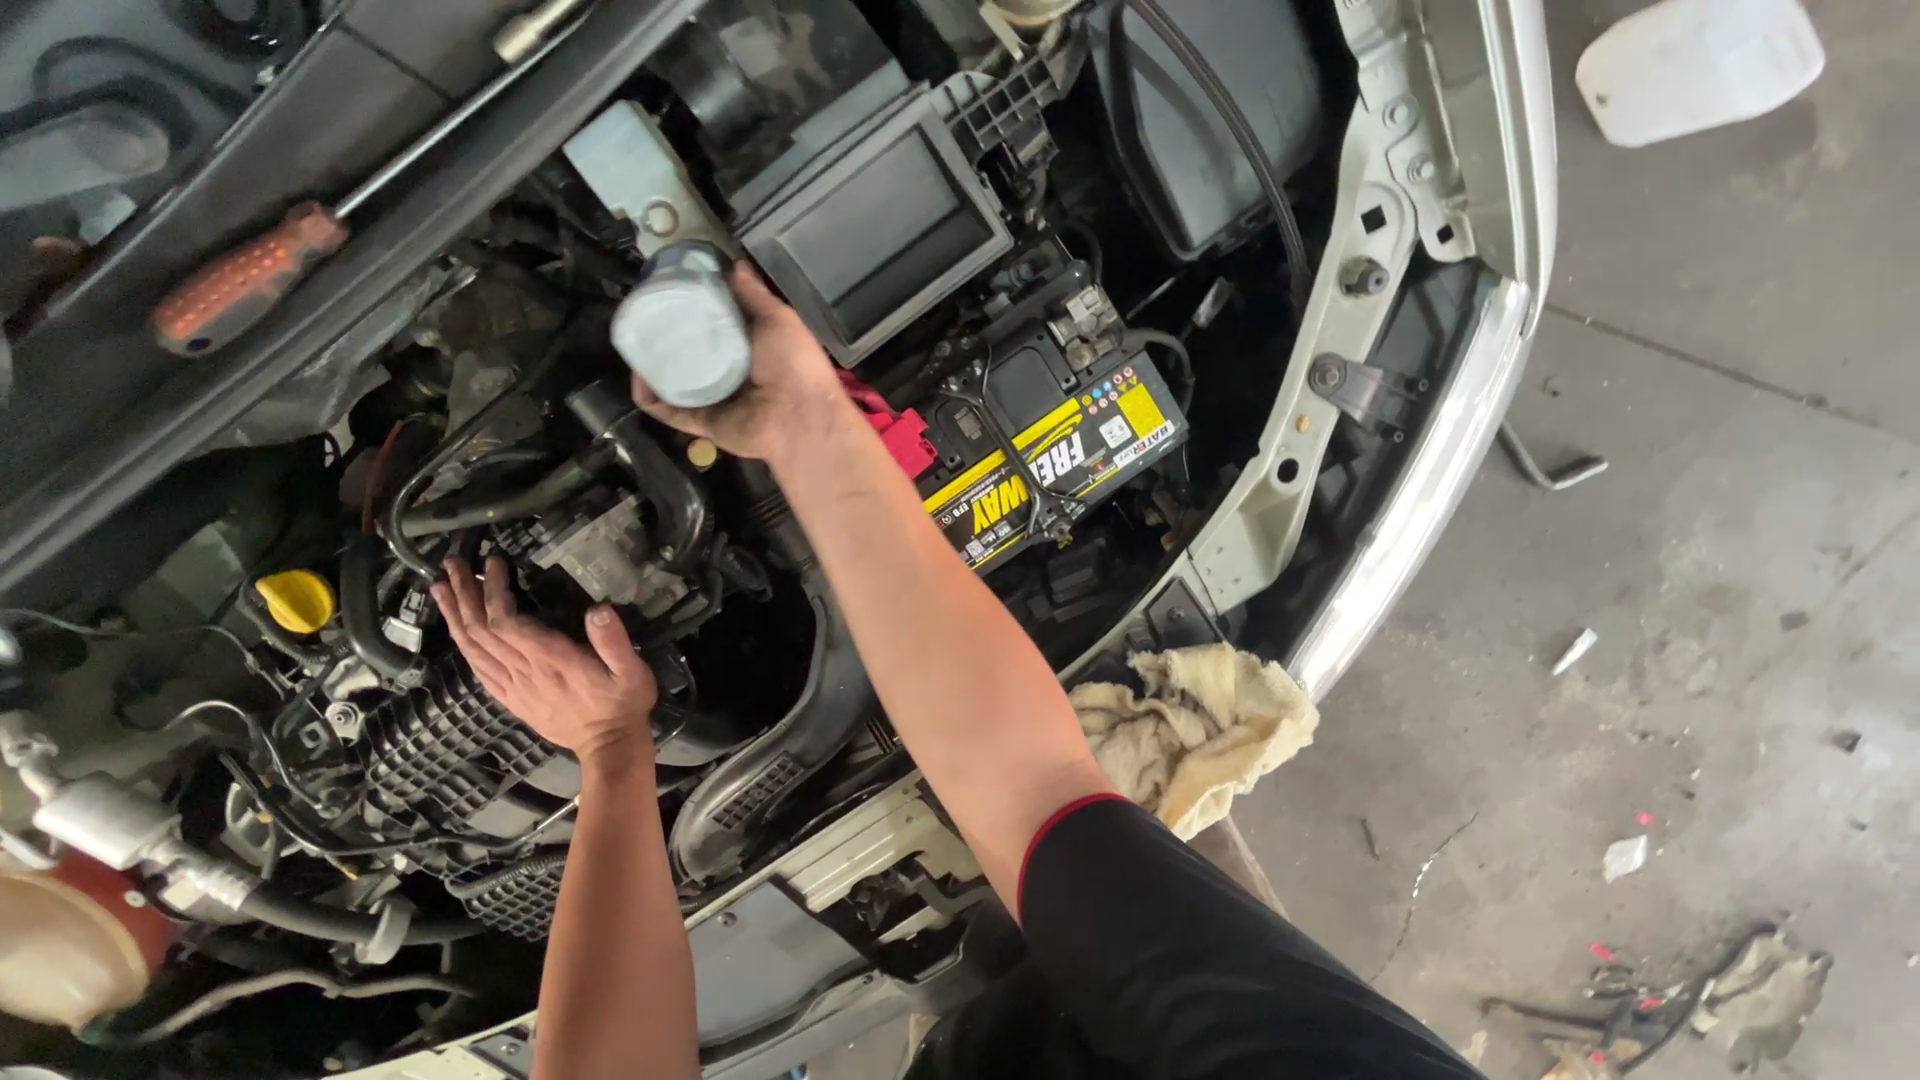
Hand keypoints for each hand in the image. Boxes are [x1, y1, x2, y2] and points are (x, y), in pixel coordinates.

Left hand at [430, 556, 657, 766]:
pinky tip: (457, 629)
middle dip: (465, 594)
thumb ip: (615, 641)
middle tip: (453, 564)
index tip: (493, 563)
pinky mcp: (511, 698)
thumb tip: (599, 610)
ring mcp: (514, 687)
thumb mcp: (632, 671)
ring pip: (473, 648)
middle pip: (481, 630)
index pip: (507, 622)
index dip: (493, 591)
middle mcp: (524, 672)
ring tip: (441, 587)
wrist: (609, 746)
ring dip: (455, 615)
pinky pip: (478, 668)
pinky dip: (463, 644)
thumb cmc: (623, 703)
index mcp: (551, 660)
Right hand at [632, 263, 846, 461]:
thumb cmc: (794, 364)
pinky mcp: (701, 421)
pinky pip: (666, 409)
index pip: (711, 326)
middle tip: (644, 312)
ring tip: (633, 339)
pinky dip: (648, 395)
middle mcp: (727, 373)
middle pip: (688, 352)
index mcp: (747, 348)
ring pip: (671, 380)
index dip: (692, 308)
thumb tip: (736, 264)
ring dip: (650, 363)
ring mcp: (713, 399)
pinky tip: (636, 373)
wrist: (801, 416)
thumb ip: (754, 296)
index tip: (670, 288)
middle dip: (666, 335)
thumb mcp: (777, 319)